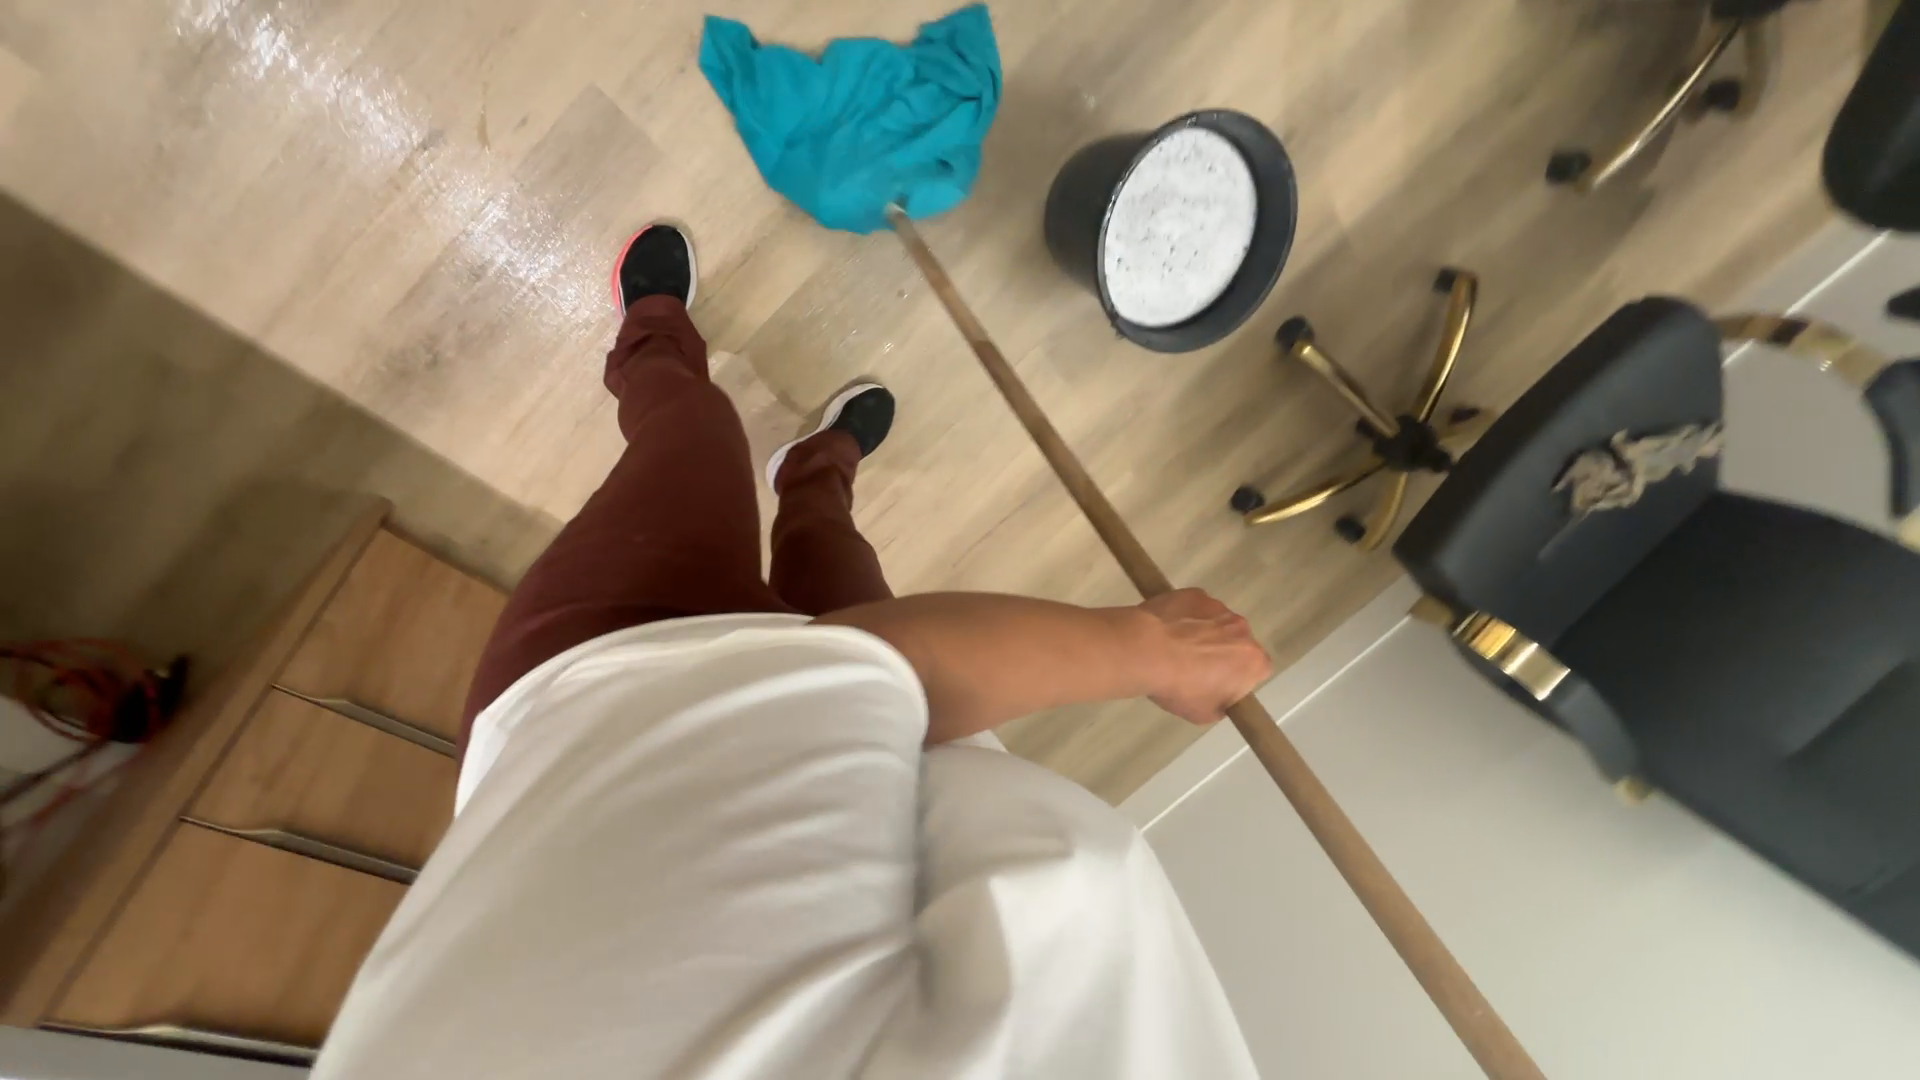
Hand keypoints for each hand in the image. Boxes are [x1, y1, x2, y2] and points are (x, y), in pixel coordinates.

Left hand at [1137, 589, 1272, 724]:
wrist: (1145, 650)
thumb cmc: (1179, 687)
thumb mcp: (1204, 714)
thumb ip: (1222, 704)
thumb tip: (1218, 696)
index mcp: (1252, 660)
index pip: (1256, 670)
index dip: (1238, 678)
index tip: (1218, 684)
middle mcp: (1242, 629)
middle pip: (1237, 642)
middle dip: (1220, 652)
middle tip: (1193, 666)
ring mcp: (1218, 607)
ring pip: (1216, 623)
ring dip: (1202, 632)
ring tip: (1174, 647)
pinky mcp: (1194, 593)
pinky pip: (1195, 607)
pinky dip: (1185, 615)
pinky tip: (1166, 628)